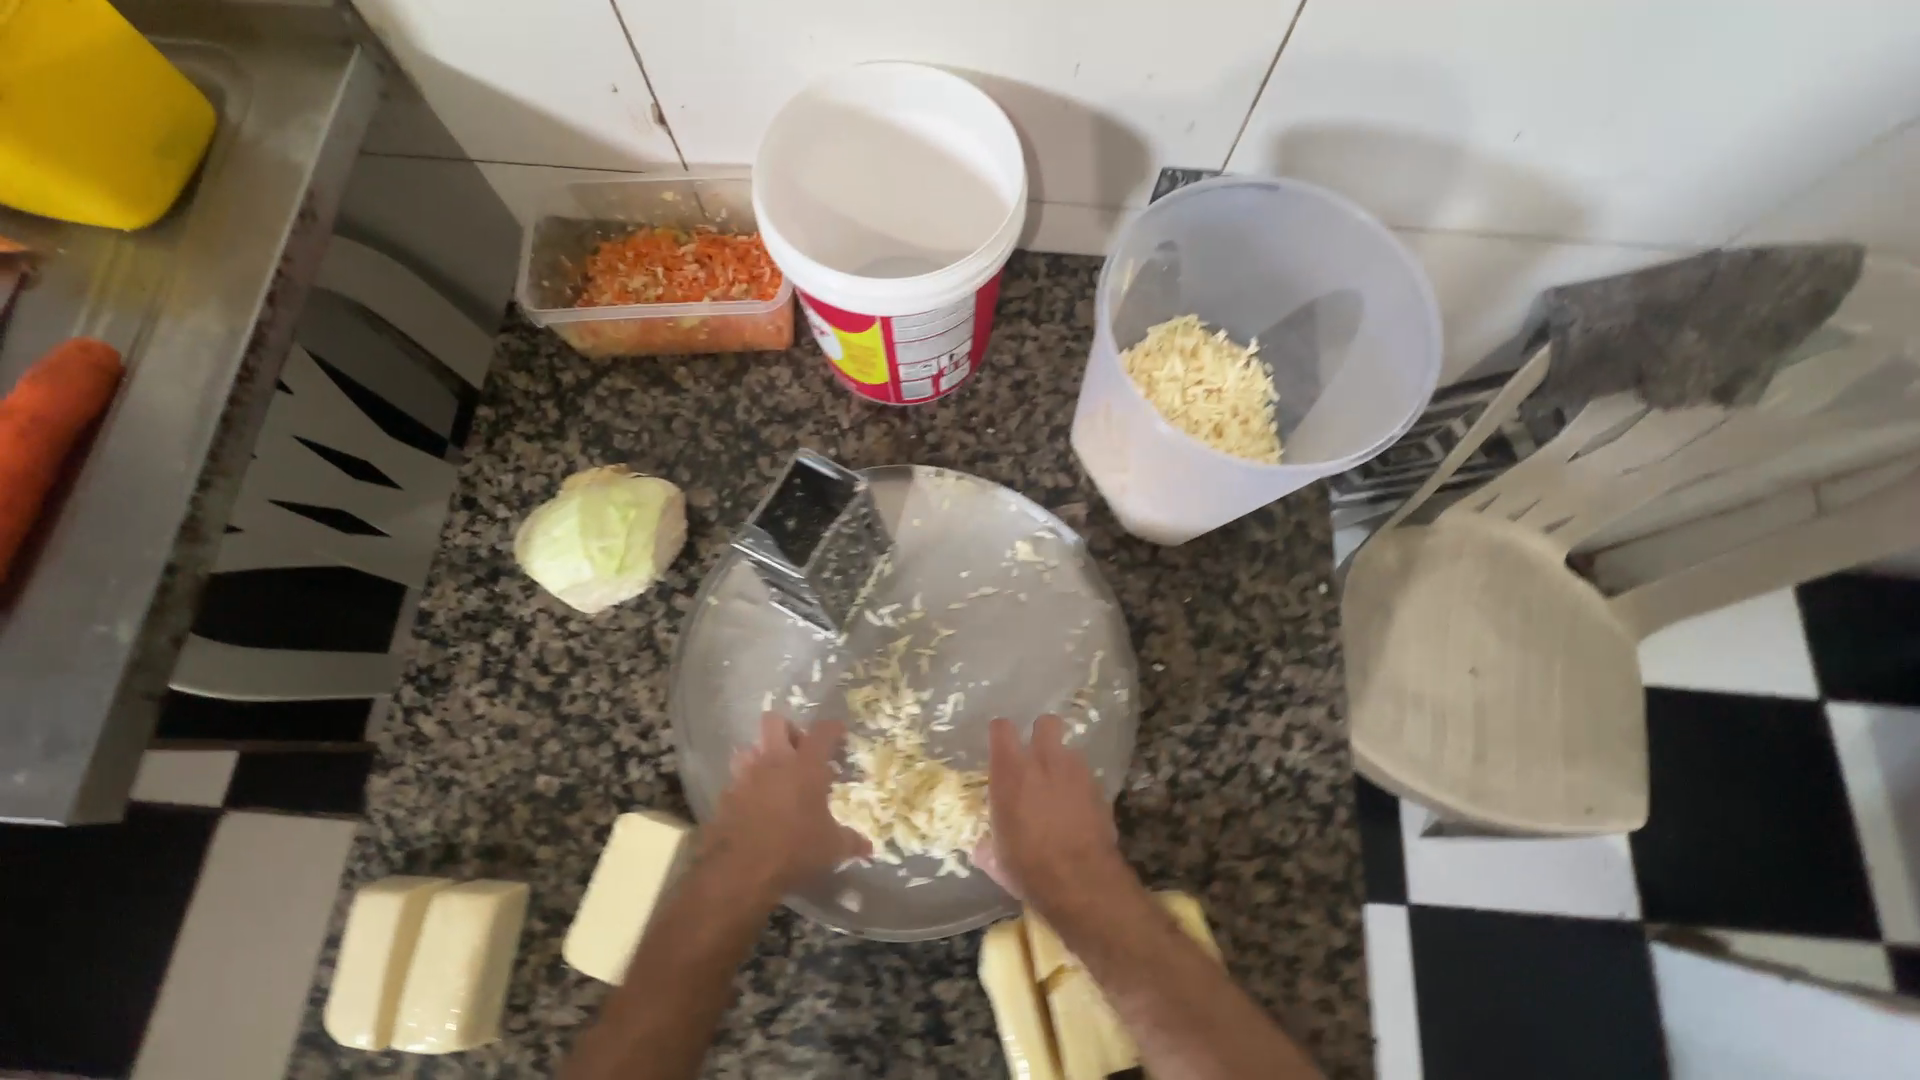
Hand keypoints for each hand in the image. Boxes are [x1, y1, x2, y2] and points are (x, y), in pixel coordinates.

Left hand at [704, 713, 869, 898]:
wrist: (742, 871)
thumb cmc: (795, 850)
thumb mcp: (832, 847)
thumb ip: (850, 841)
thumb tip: (867, 846)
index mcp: (805, 766)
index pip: (822, 732)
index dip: (833, 728)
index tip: (840, 732)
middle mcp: (773, 762)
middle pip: (774, 722)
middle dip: (788, 730)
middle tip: (800, 750)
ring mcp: (745, 777)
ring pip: (749, 748)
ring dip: (761, 756)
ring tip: (774, 776)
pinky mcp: (725, 797)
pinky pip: (736, 781)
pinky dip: (747, 787)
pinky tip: (755, 805)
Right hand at [974, 715, 1137, 913]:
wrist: (1080, 880)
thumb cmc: (1028, 867)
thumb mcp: (997, 860)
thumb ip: (988, 847)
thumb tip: (982, 849)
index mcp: (1011, 772)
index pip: (1001, 728)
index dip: (1001, 733)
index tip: (1000, 745)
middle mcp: (1043, 762)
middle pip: (1046, 723)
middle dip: (1042, 734)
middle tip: (1037, 756)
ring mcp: (1076, 772)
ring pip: (1070, 750)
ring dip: (1064, 763)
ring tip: (1060, 787)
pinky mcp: (1099, 789)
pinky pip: (1087, 777)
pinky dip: (1081, 788)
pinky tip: (1079, 809)